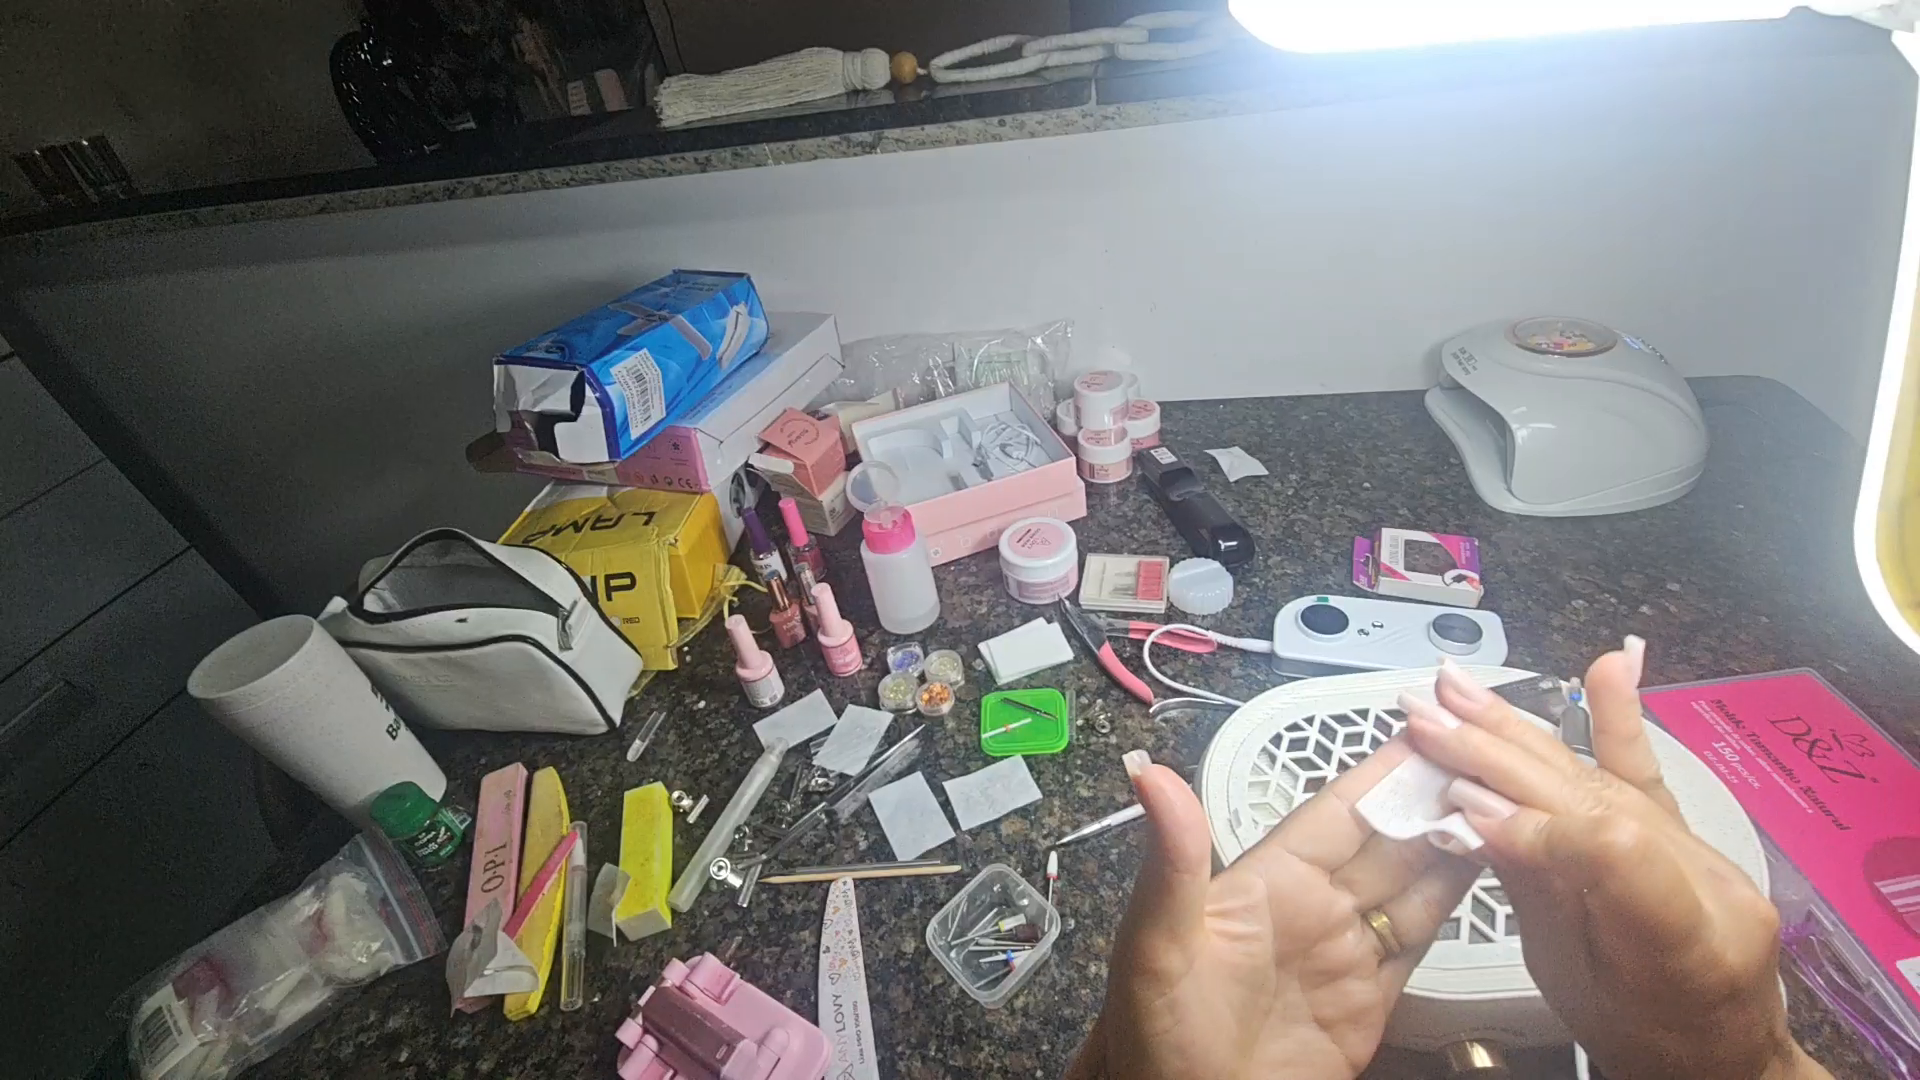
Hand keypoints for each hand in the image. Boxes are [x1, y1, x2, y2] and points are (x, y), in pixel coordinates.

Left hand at [1066, 740, 1478, 1079]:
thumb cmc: (1160, 1023)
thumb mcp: (1159, 939)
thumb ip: (1171, 858)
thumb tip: (1148, 770)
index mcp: (1267, 876)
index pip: (1336, 811)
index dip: (1382, 772)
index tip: (1429, 724)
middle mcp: (1311, 900)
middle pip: (1384, 838)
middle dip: (1433, 796)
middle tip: (1497, 754)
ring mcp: (1344, 947)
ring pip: (1411, 880)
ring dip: (1454, 842)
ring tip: (1511, 801)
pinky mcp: (1372, 998)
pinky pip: (1419, 939)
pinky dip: (1456, 904)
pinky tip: (1490, 872)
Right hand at [1403, 644, 1831, 1079]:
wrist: (1715, 1045)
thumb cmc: (1634, 1027)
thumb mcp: (1568, 977)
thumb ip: (1533, 886)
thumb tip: (1473, 809)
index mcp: (1684, 940)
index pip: (1608, 852)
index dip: (1528, 821)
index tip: (1458, 806)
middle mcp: (1702, 878)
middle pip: (1585, 795)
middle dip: (1493, 754)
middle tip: (1421, 717)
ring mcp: (1695, 847)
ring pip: (1589, 773)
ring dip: (1511, 726)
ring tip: (1452, 686)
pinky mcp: (1678, 828)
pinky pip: (1640, 769)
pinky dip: (1617, 716)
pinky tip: (1610, 665)